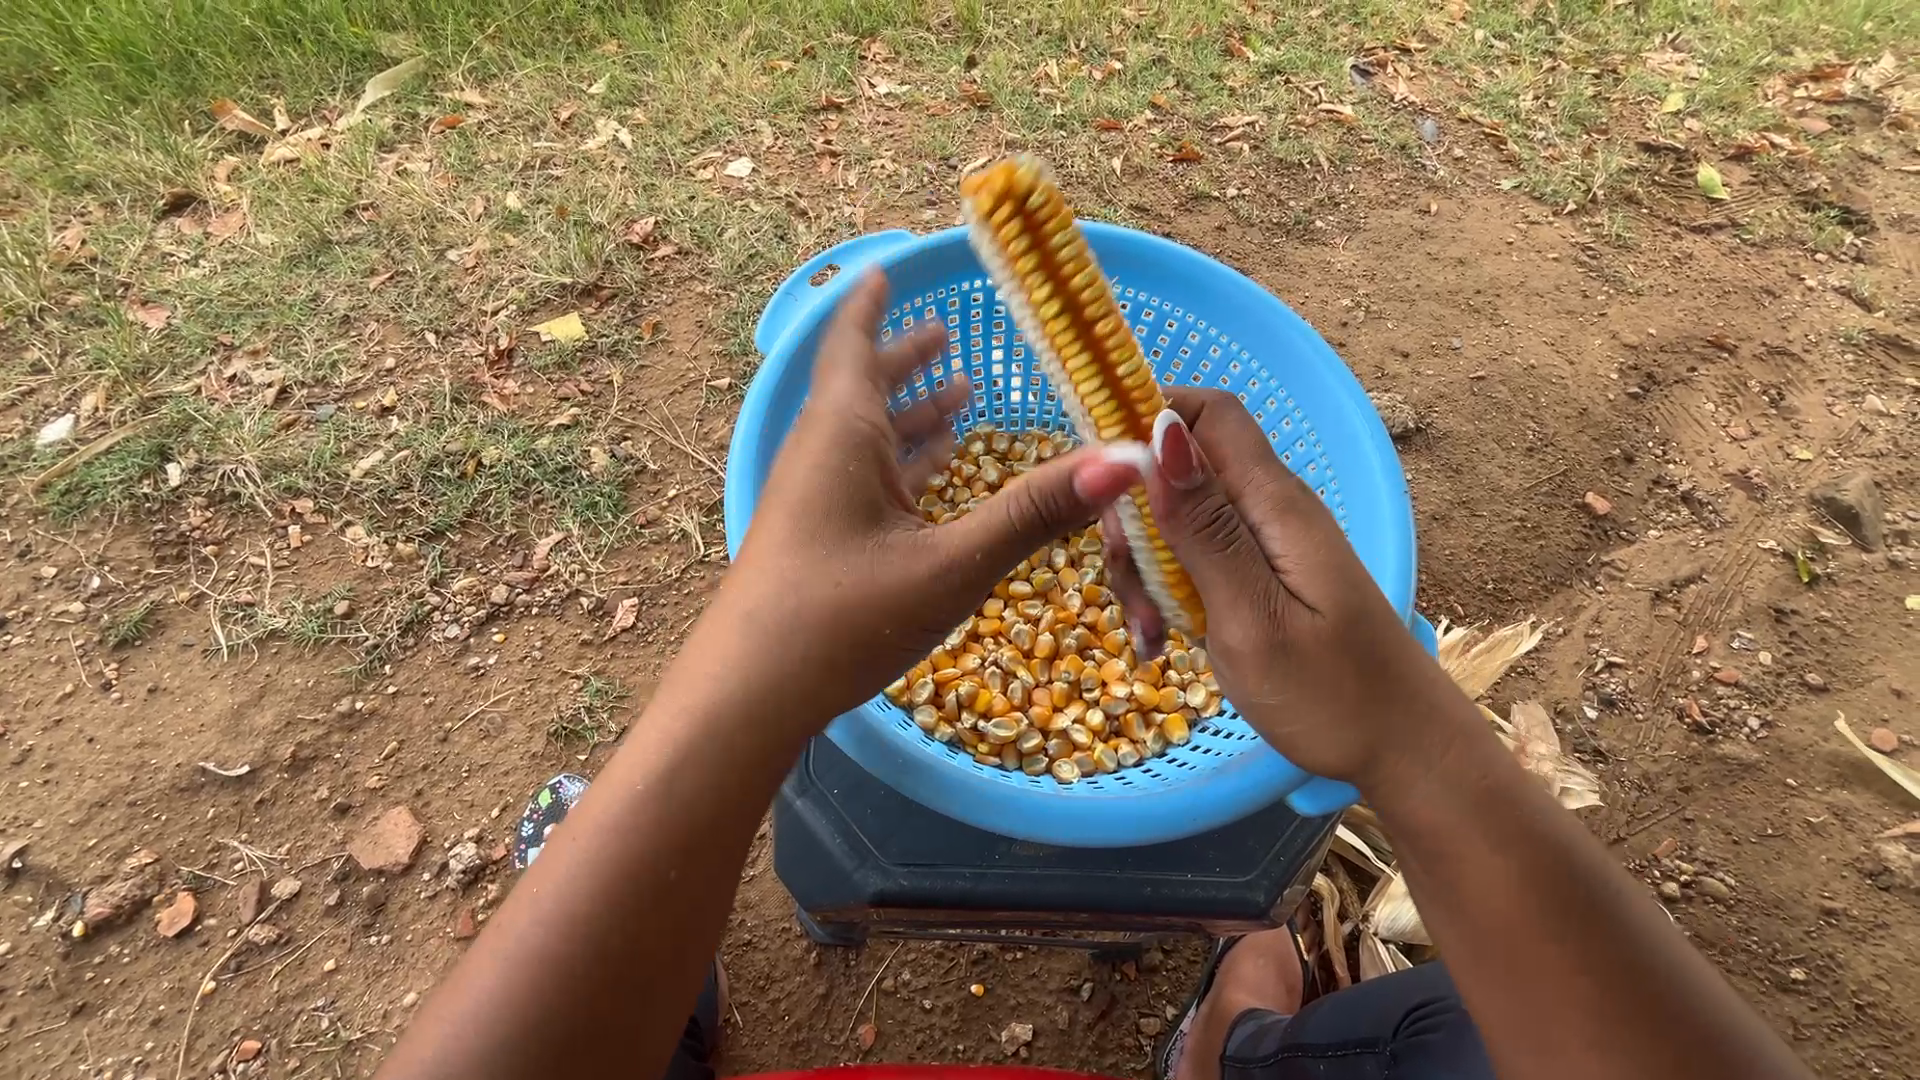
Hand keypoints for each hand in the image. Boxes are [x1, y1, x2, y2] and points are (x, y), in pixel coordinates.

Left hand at [695, 272, 1147, 726]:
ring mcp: (814, 500)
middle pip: (863, 388)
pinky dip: (901, 466)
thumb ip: (1032, 513)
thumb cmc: (841, 620)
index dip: (872, 304)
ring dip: (908, 415)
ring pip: (866, 438)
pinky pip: (865, 480)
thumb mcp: (949, 566)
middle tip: (947, 335)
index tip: (889, 267)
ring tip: (956, 398)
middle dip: (905, 359)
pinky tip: (929, 477)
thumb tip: (1124, 462)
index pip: (853, 344)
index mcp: (842, 435)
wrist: (748, 698)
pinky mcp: (817, 539)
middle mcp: (822, 455)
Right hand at [1101, 389, 1469, 788]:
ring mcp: (1259, 544)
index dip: (1148, 416)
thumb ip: (1204, 529)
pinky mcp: (1253, 576)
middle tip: (1128, 586)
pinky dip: (1164, 592)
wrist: (1402, 752)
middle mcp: (1265, 510)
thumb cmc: (1332, 695)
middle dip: (1133, 517)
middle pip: (1176, 471)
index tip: (1098, 472)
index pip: (1208, 413)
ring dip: (1144, 566)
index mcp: (1272, 503)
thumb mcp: (1253, 618)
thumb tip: (1161, 435)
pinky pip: (1189, 561)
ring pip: (1173, 521)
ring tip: (1151, 630)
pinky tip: (1164, 638)